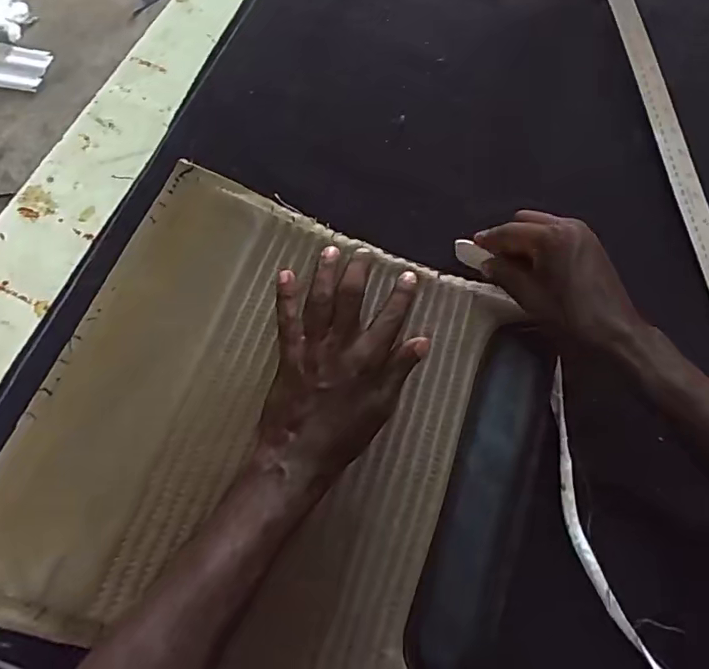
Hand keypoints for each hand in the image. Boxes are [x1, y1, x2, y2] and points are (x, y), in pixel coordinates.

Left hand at [254, 245, 430, 490]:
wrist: (298, 457)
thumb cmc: (345, 436)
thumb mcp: (382, 407)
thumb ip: (400, 370)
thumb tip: (423, 340)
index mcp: (367, 362)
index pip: (389, 321)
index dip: (401, 296)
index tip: (409, 275)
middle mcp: (340, 348)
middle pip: (350, 301)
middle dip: (358, 273)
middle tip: (363, 252)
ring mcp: (312, 349)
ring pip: (320, 303)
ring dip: (325, 275)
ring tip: (329, 251)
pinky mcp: (288, 354)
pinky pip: (287, 321)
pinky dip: (286, 297)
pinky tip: (286, 274)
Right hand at [471, 211, 649, 353]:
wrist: (616, 334)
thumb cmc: (572, 317)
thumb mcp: (530, 297)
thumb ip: (504, 273)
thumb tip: (487, 262)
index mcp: (551, 236)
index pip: (509, 231)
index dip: (487, 240)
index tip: (471, 247)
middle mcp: (567, 226)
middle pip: (524, 221)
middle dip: (506, 236)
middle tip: (491, 258)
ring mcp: (581, 232)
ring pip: (541, 224)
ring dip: (524, 238)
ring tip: (512, 263)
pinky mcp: (590, 243)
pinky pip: (556, 233)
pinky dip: (541, 242)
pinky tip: (535, 263)